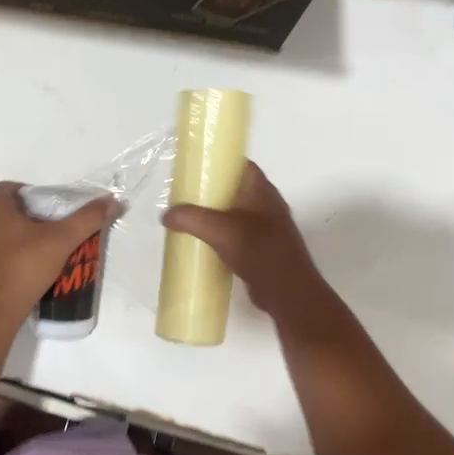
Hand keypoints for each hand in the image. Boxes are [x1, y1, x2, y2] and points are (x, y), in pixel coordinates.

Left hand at [0, 183, 120, 316]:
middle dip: (28, 215)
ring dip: (19, 235)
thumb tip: (112, 202)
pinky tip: (29, 266)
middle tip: (52, 227)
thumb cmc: (27, 265)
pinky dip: (10, 253)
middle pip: (5, 209)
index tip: (48, 206)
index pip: (7, 187)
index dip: (28, 192)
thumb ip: (88, 219)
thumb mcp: (63, 239)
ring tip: (44, 248)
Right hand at [162, 162, 331, 322]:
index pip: (240, 165)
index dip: (219, 162)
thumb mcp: (219, 229)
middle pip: (235, 189)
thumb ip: (190, 218)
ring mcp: (267, 228)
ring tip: (188, 220)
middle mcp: (267, 204)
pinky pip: (237, 235)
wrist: (287, 292)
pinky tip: (203, 245)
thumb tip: (166, 215)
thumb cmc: (259, 251)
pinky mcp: (263, 249)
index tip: (195, 168)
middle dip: (210, 191)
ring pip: (235, 213)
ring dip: (214, 216)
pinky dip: (221, 236)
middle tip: (184, 196)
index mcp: (262, 190)